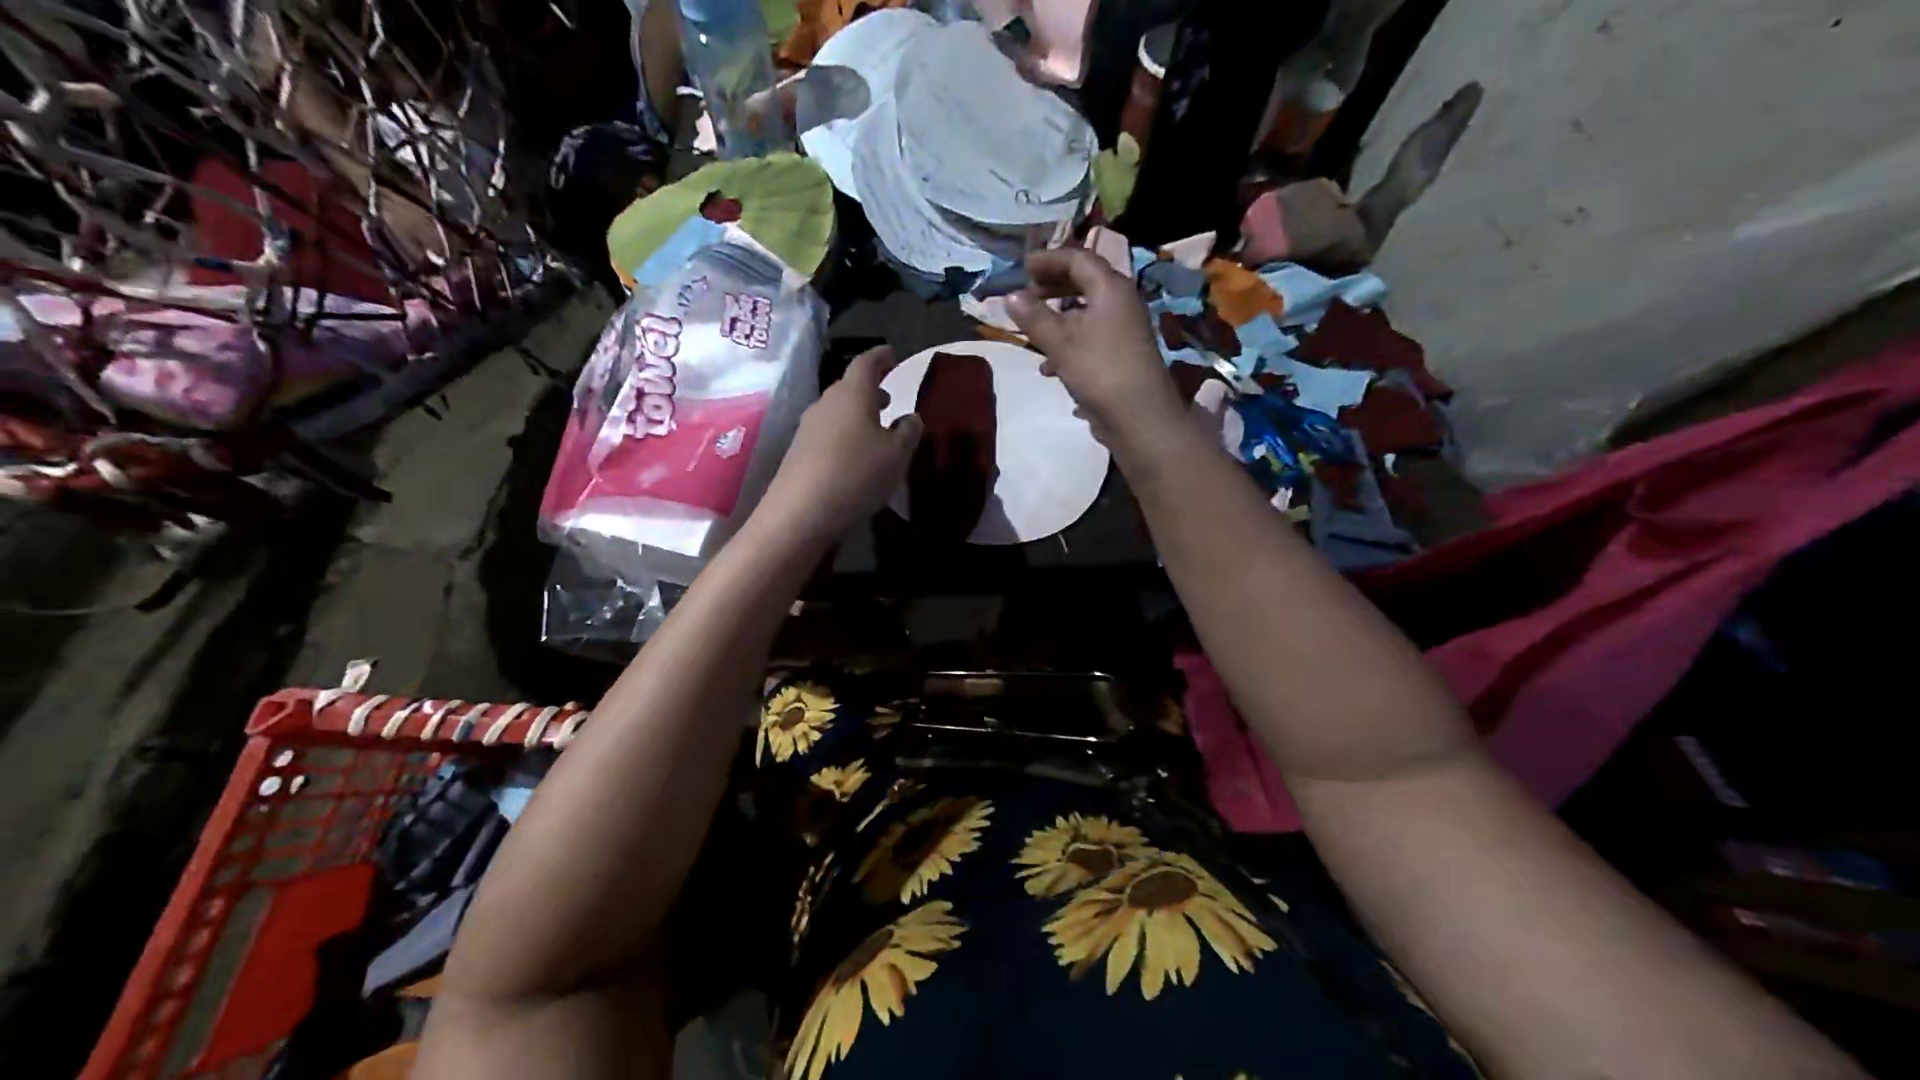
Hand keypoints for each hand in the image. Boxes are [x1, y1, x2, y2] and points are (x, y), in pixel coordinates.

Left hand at [756, 345, 923, 544]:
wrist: (801, 512)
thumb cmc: (857, 474)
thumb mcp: (897, 455)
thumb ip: (909, 432)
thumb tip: (911, 417)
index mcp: (852, 394)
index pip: (866, 362)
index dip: (881, 356)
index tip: (892, 354)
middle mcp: (826, 403)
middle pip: (848, 387)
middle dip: (869, 389)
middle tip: (888, 397)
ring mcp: (808, 427)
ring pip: (837, 410)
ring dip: (857, 413)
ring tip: (876, 428)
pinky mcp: (799, 451)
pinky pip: (828, 432)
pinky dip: (845, 433)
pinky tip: (855, 454)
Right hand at [1007, 249, 1186, 452]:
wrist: (1139, 416)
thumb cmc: (1099, 370)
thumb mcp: (1059, 342)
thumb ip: (1033, 316)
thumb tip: (1010, 295)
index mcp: (1111, 289)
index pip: (1079, 258)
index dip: (1049, 259)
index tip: (1023, 267)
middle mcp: (1121, 302)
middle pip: (1084, 283)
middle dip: (1053, 287)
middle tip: (1026, 294)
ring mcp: (1124, 330)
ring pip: (1086, 312)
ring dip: (1057, 318)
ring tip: (1032, 331)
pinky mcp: (1121, 354)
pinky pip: (1090, 337)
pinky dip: (1068, 342)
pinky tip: (1049, 367)